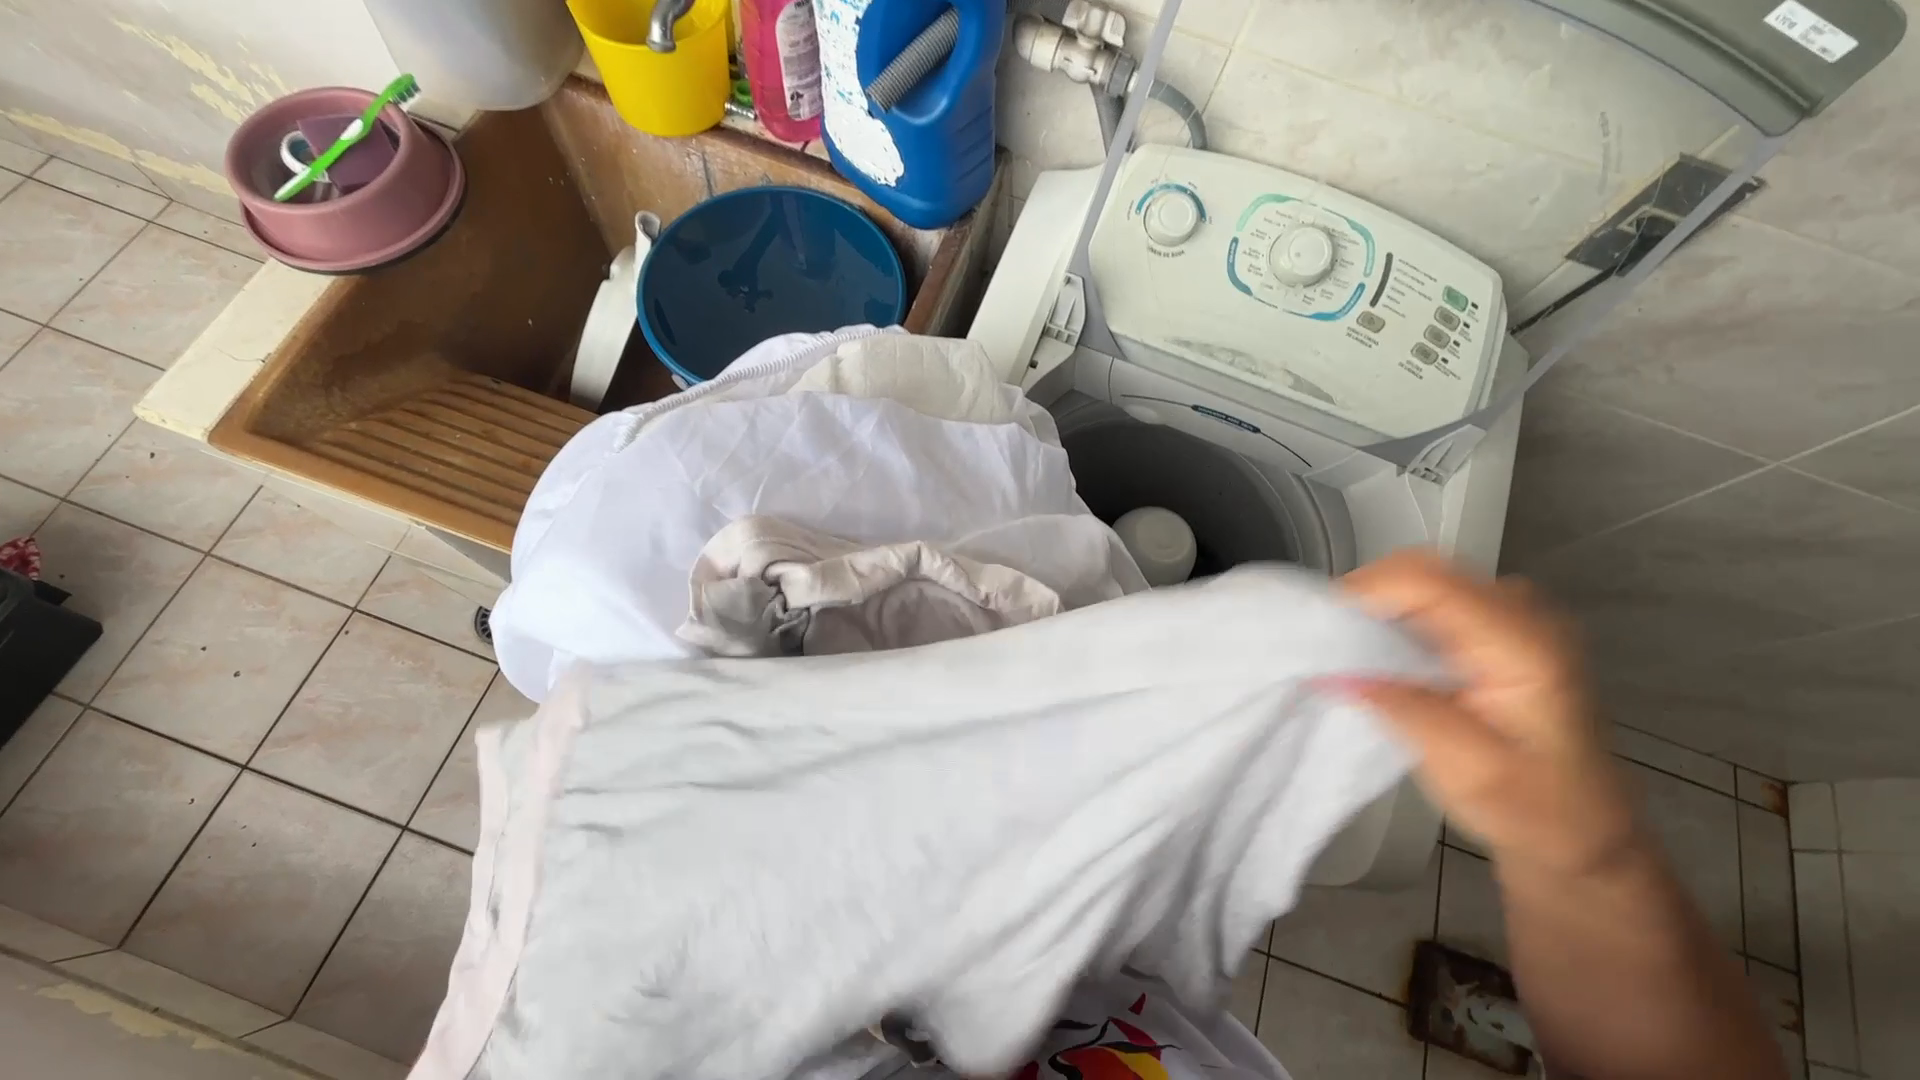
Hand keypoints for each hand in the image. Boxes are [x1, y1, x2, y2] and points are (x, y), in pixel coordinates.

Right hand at [1334, 550, 1640, 879]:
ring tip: (1345, 652)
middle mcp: (1523, 615)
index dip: (1366, 592)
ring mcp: (1514, 617)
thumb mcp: (1466, 770)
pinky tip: (1378, 656)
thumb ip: (1403, 710)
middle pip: (1424, 569)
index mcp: (1522, 645)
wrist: (1585, 830)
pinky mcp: (1499, 628)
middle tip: (1327, 644)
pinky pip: (1433, 598)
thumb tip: (1333, 672)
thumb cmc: (1534, 809)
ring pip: (1423, 578)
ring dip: (1377, 607)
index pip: (1429, 582)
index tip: (1322, 629)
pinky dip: (1395, 616)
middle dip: (1367, 598)